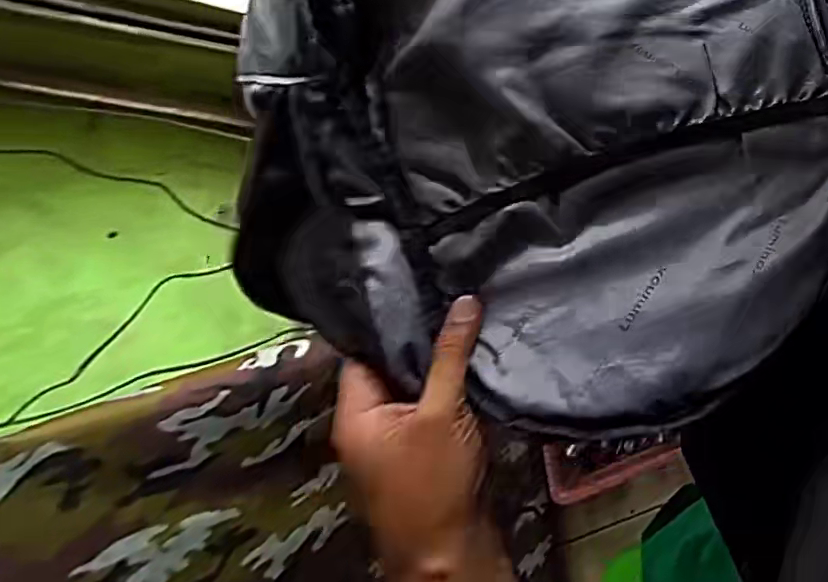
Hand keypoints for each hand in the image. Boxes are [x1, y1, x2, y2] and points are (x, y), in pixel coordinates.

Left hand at [332, 297, 513, 581]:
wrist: (449, 544)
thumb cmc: (433, 480)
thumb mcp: (442, 411)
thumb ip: (451, 355)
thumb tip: (466, 301)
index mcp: (355, 414)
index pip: (362, 352)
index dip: (387, 320)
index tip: (417, 283)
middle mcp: (368, 420)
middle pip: (390, 363)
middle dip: (419, 332)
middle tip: (450, 291)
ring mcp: (394, 431)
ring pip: (413, 378)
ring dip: (437, 354)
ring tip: (465, 312)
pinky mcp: (421, 438)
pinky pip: (429, 394)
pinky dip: (447, 375)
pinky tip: (472, 351)